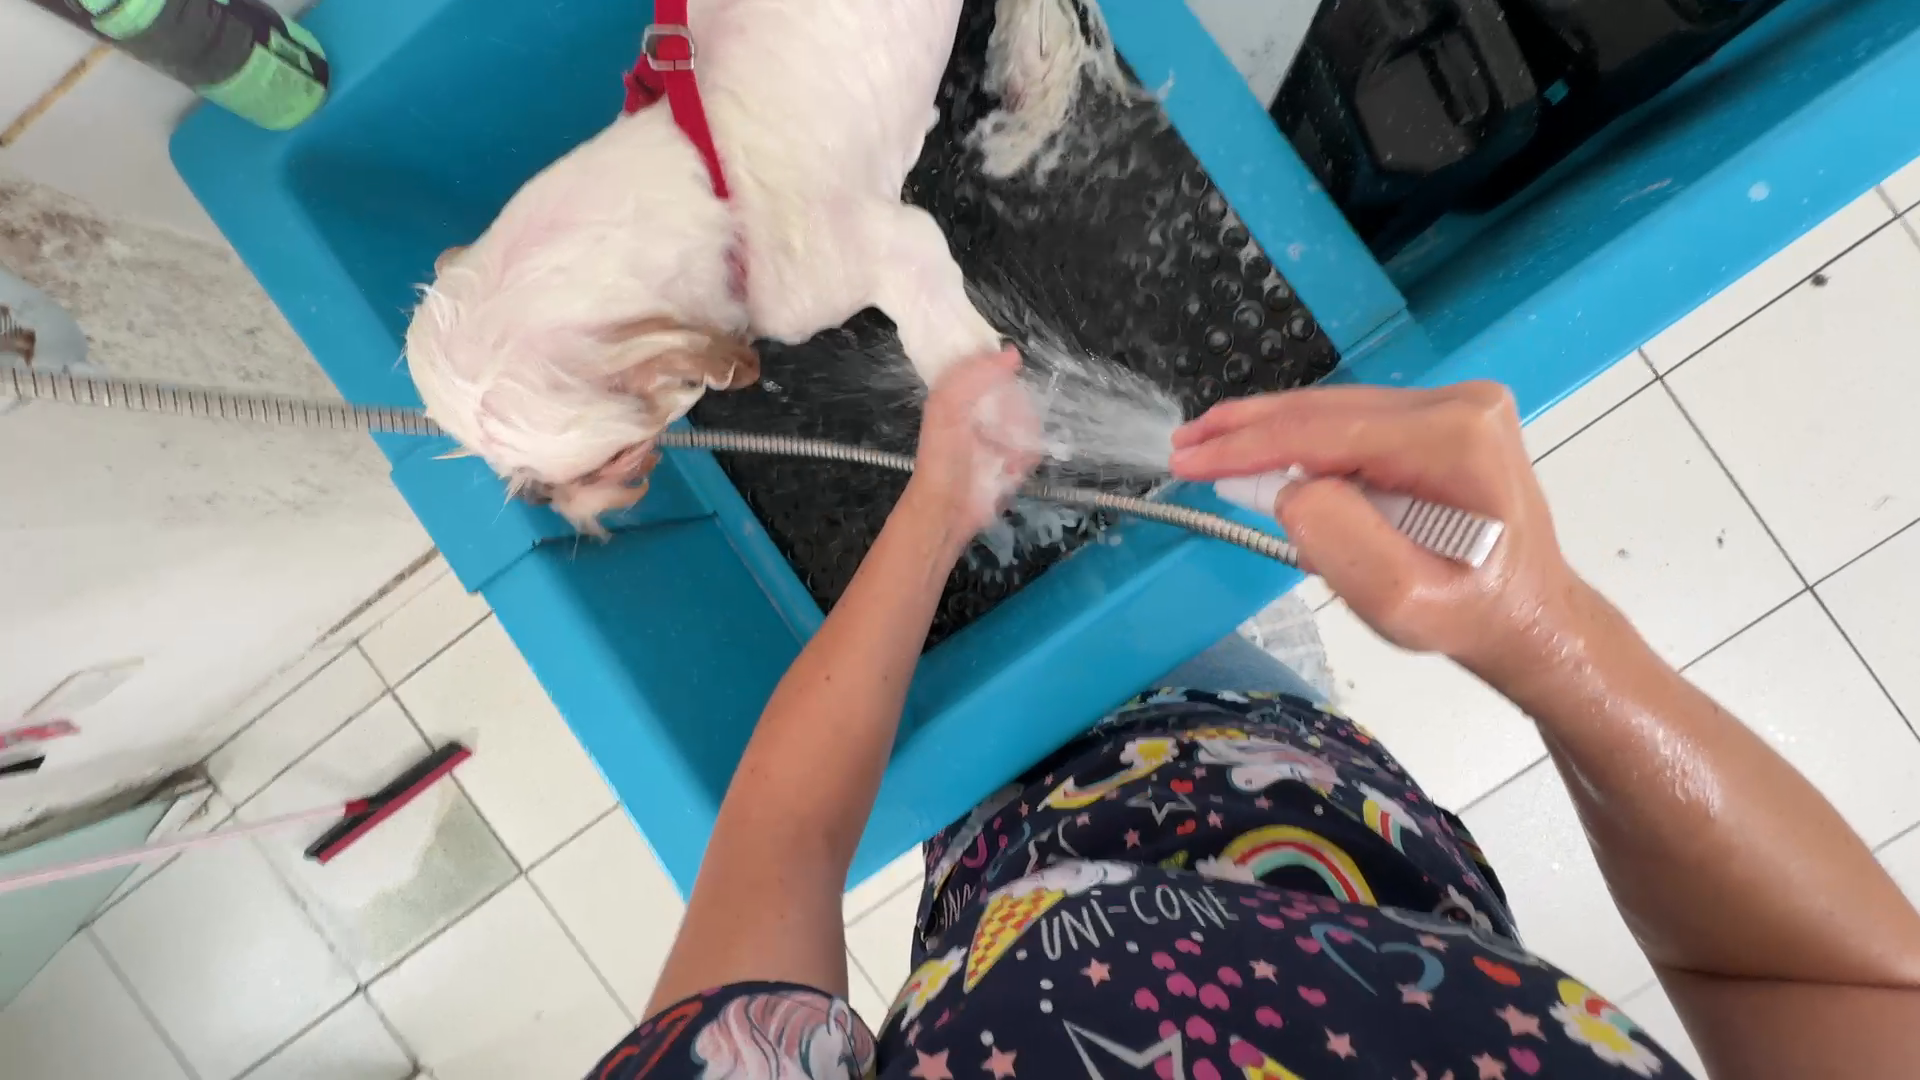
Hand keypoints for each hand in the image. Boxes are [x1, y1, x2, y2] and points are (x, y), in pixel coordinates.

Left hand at [904, 348, 1041, 544]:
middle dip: (1017, 411)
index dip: (1004, 372)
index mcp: (962, 395)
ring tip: (1007, 457)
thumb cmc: (941, 457)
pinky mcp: (1012, 461)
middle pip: (1018, 394)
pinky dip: (1027, 458)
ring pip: (1031, 420)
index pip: (994, 368)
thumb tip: (1011, 353)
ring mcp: (999, 436)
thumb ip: (973, 376)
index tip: (1012, 376)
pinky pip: (1035, 447)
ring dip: (1023, 439)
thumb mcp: (947, 408)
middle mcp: (982, 412)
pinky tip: (1011, 470)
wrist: (947, 509)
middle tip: (1004, 428)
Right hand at [1170, 382, 1593, 680]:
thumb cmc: (1464, 616)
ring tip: (1206, 446)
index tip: (1185, 460)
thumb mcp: (1401, 601)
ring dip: (1262, 431)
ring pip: (1328, 412)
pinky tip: (1258, 452)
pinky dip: (1293, 440)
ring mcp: (1450, 407)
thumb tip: (1288, 488)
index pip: (1319, 433)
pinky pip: (1345, 423)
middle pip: (1320, 410)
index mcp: (1452, 438)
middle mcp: (1456, 404)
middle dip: (1242, 428)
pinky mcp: (1437, 420)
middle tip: (1182, 445)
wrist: (1524, 615)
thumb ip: (1341, 539)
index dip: (1242, 446)